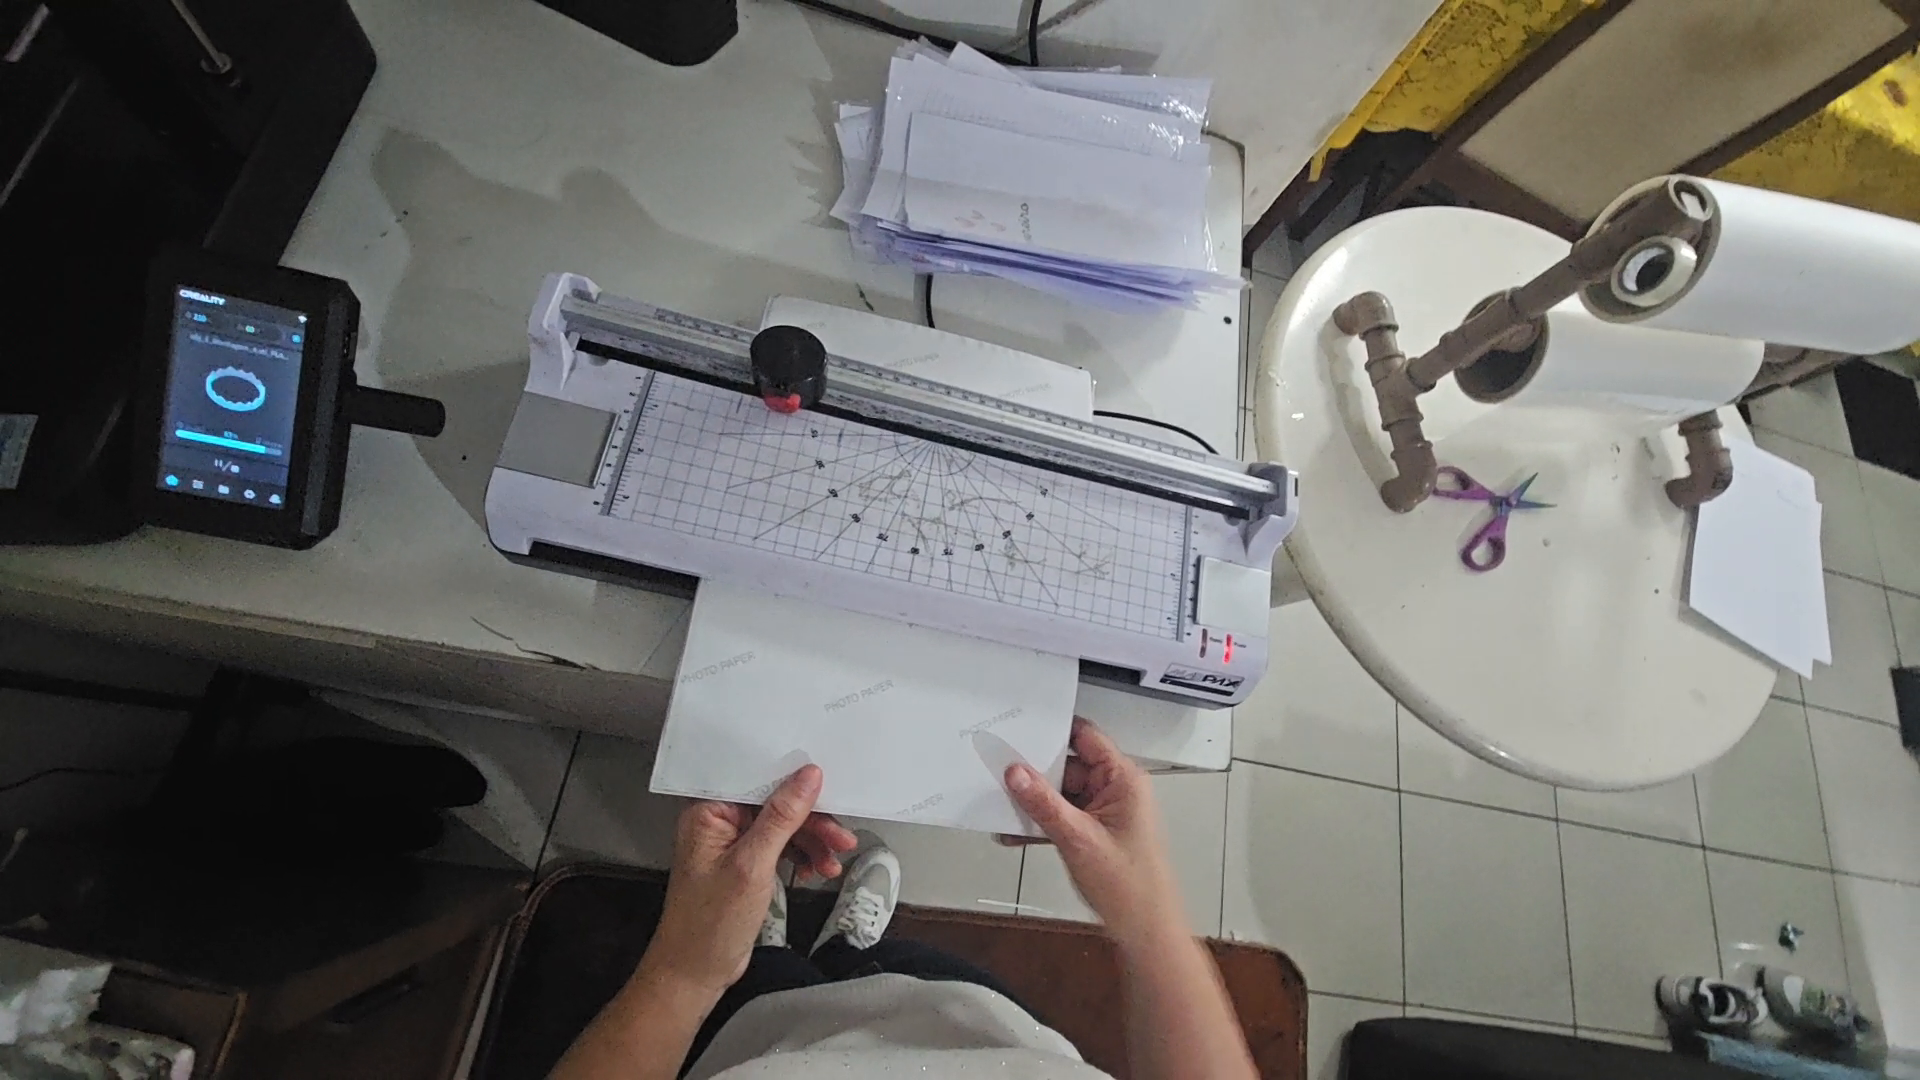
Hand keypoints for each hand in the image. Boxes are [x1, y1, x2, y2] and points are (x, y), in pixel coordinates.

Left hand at [636, 766, 855, 999]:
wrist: (694, 977)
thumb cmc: (712, 922)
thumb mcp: (753, 865)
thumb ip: (782, 817)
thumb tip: (811, 774)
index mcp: (710, 810)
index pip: (760, 781)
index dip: (796, 782)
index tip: (831, 790)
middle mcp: (719, 820)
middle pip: (776, 804)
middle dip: (812, 822)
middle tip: (842, 839)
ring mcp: (733, 842)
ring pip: (783, 826)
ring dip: (812, 842)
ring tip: (833, 863)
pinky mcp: (744, 861)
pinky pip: (780, 846)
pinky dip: (801, 855)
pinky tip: (815, 870)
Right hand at [1003, 718, 1180, 943]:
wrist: (1146, 935)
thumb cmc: (1126, 884)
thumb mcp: (1079, 838)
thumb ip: (1043, 803)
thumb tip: (1012, 770)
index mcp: (1122, 778)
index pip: (1085, 736)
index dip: (1053, 728)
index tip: (1018, 724)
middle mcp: (1114, 787)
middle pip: (1067, 765)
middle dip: (1033, 769)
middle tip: (994, 764)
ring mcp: (1103, 810)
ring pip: (1060, 793)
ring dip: (1032, 800)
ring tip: (995, 799)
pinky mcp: (1093, 831)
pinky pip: (1061, 816)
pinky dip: (1040, 823)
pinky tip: (1008, 833)